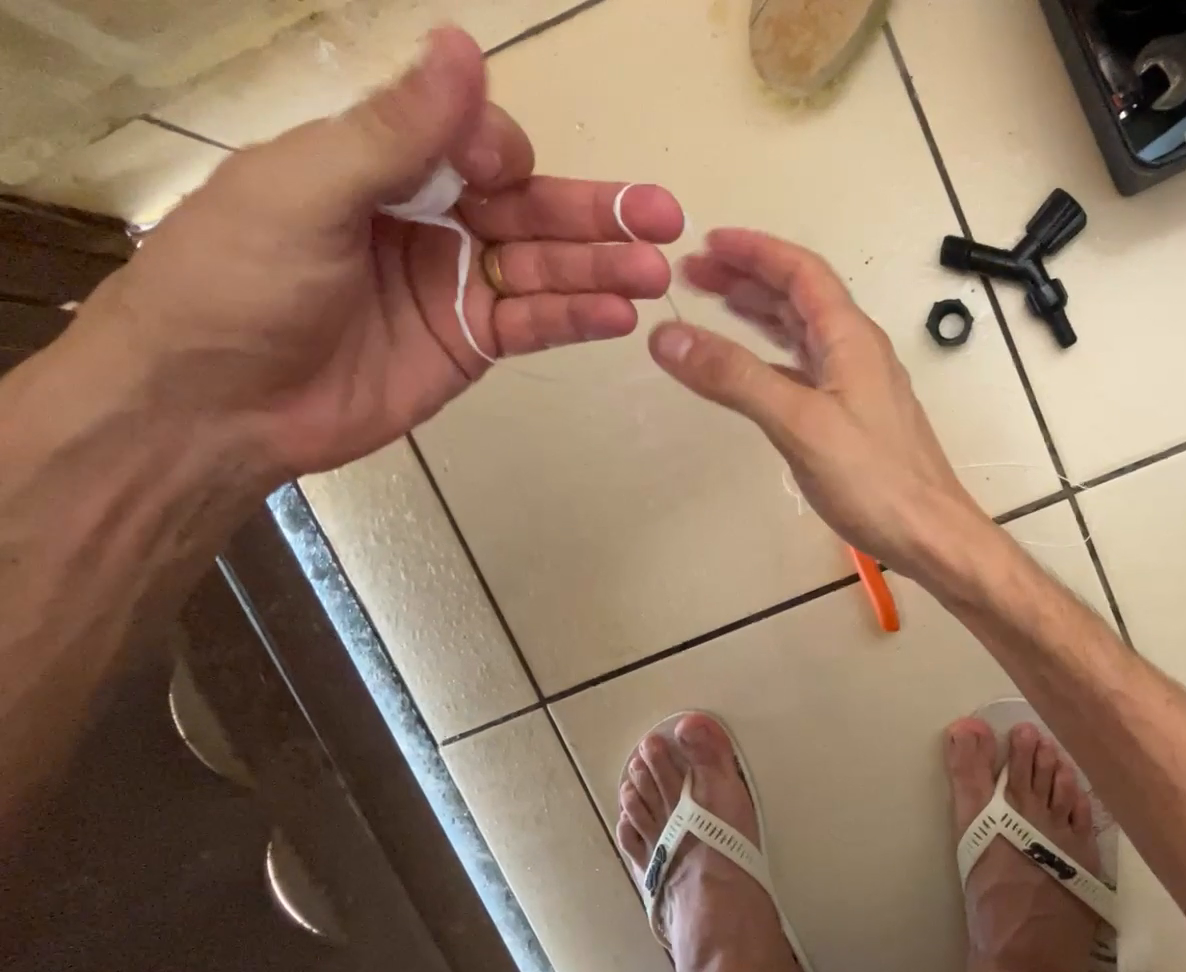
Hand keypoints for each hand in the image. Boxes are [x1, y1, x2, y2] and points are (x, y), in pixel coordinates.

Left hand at [68, 26, 682, 481]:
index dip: (501, 155)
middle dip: (600, 211)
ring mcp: (461, 285)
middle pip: (534, 208)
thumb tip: (463, 42)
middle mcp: (435, 220)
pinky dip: (579, 319)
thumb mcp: (303, 190)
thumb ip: (395, 130)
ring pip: (549, 267)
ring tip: (655, 273)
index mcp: (385, 167)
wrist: (212, 407)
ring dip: (605, 268)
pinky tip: (620, 317)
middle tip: (665, 217)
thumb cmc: (236, 282)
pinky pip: (539, 323)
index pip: (477, 146)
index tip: (493, 175)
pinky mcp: (476, 343)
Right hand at [648, 229, 994, 580]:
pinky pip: (807, 369)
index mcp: (851, 338)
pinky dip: (773, 357)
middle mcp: (858, 351)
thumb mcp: (800, 423)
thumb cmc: (874, 479)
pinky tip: (751, 367)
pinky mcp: (855, 418)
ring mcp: (859, 386)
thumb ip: (735, 378)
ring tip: (712, 306)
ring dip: (759, 313)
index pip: (802, 271)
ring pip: (804, 333)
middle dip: (747, 278)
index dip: (755, 250)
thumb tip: (667, 335)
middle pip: (801, 297)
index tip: (705, 242)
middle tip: (691, 276)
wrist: (931, 535)